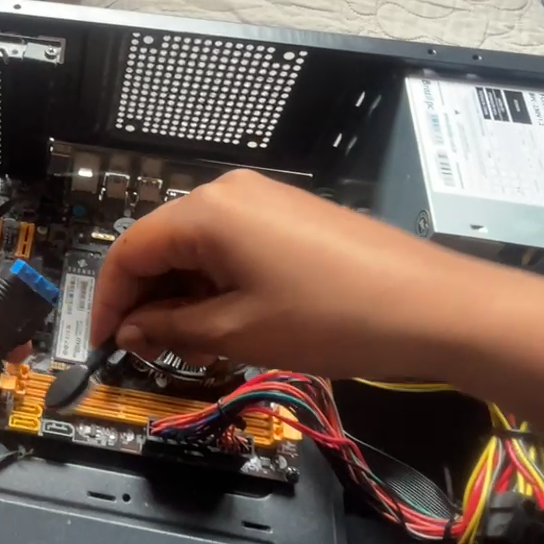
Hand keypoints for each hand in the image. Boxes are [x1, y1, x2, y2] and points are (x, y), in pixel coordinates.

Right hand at [92, 169, 511, 377]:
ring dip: (183, 295)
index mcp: (206, 210)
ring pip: (195, 248)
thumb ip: (169, 328)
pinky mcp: (287, 215)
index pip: (129, 251)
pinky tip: (226, 319)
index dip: (109, 300)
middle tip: (151, 351)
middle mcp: (226, 191)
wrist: (439, 307)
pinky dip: (215, 282)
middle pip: (162, 245)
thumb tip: (129, 330)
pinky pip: (229, 245)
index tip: (103, 343)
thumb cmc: (329, 318)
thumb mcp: (238, 331)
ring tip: (193, 344)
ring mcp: (261, 199)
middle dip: (149, 300)